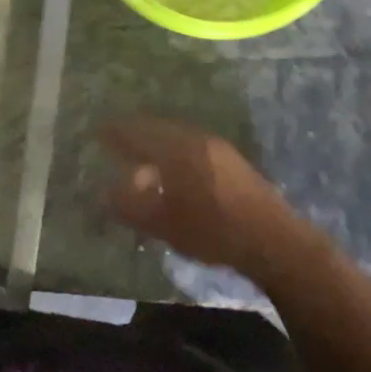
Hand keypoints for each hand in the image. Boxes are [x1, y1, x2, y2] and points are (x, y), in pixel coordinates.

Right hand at [102, 116, 299, 275]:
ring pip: (178, 138)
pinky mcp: (232, 163)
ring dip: (156, 144)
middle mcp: (198, 140)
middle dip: (135, 135)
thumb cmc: (213, 231)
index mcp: (178, 149)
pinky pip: (192, 147)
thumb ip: (131, 206)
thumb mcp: (163, 224)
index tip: (97, 132)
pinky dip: (174, 153)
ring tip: (140, 159)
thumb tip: (106, 192)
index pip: (138, 132)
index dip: (115, 132)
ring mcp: (219, 149)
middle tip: (115, 143)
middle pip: (159, 130)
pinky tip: (171, 172)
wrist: (273, 241)